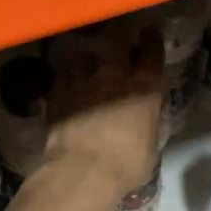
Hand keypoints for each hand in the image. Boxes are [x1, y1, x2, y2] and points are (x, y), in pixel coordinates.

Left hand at [42, 28, 163, 200]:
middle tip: (116, 47)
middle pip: (117, 41)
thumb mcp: (150, 149)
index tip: (149, 38)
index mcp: (145, 88)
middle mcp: (115, 75)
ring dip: (87, 62)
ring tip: (85, 68)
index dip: (151, 42)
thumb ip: (149, 127)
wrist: (81, 172)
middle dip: (118, 41)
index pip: (152, 50)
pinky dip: (65, 80)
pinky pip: (62, 76)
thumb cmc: (125, 167)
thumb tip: (147, 122)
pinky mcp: (58, 92)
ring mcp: (83, 80)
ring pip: (85, 56)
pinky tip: (65, 87)